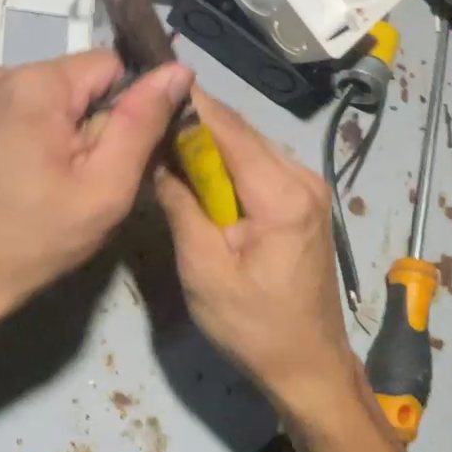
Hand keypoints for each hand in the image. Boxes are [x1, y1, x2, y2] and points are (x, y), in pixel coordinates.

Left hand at [0, 50, 193, 346]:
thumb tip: (178, 70)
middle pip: (82, 80)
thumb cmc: (37, 238)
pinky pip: (31, 107)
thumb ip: (142, 122)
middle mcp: (2, 73)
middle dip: (96, 122)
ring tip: (61, 180)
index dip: (129, 108)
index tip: (121, 154)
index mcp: (34, 83)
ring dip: (70, 130)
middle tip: (89, 177)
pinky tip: (38, 174)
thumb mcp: (104, 186)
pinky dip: (44, 133)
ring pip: (58, 95)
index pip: (111, 65)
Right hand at [152, 91, 356, 405]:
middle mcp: (302, 178)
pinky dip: (223, 160)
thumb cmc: (254, 326)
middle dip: (191, 119)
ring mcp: (308, 188)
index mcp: (281, 194)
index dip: (187, 104)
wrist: (308, 366)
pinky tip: (192, 165)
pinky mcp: (302, 201)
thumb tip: (156, 159)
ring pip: (247, 144)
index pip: (227, 129)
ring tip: (158, 134)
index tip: (147, 84)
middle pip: (239, 130)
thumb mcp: (204, 270)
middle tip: (143, 111)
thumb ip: (180, 207)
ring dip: (205, 139)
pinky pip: (256, 165)